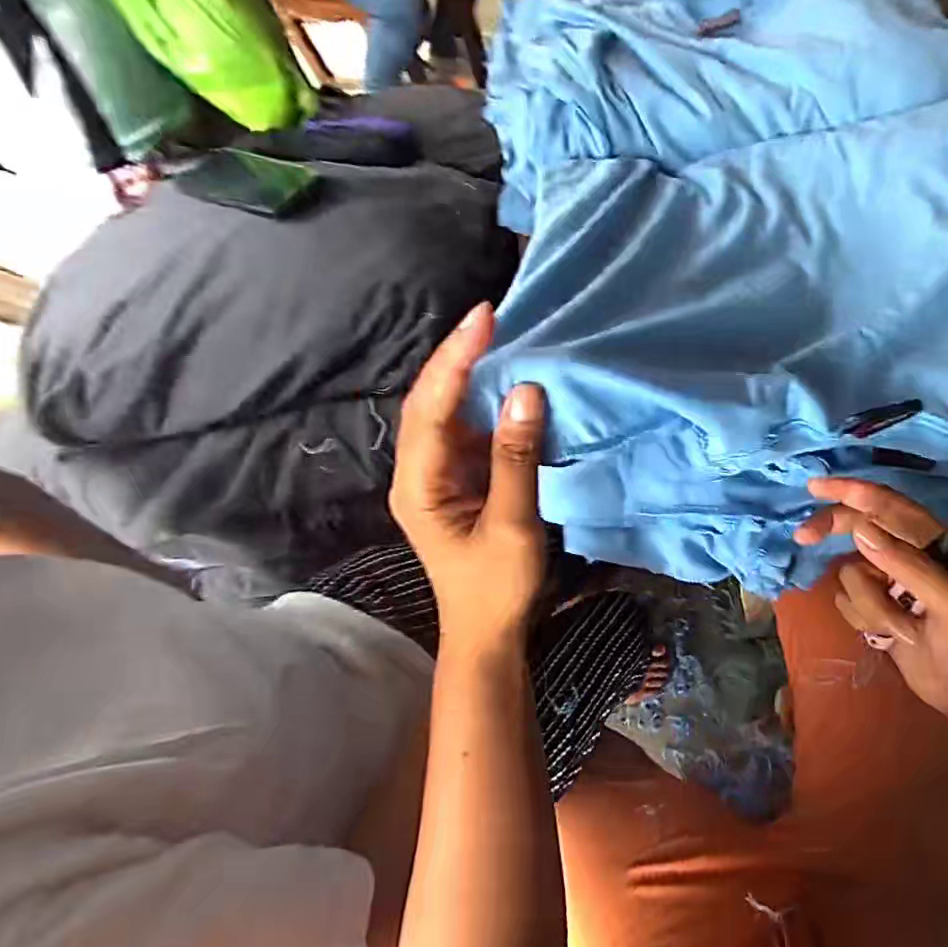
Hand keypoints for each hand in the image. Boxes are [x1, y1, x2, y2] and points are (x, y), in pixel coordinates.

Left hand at [390, 302, 549, 654]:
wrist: (488, 630)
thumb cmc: (497, 586)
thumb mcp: (513, 524)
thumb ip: (517, 458)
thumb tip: (528, 391)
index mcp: (420, 483)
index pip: (432, 408)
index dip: (456, 360)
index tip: (484, 320)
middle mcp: (419, 470)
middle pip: (430, 400)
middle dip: (457, 355)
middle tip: (491, 315)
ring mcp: (438, 473)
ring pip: (447, 410)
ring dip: (469, 373)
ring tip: (499, 335)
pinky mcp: (459, 477)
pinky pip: (468, 427)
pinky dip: (486, 400)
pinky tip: (506, 380)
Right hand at [795, 478, 947, 722]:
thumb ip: (906, 564)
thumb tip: (861, 529)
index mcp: (934, 541)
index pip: (888, 504)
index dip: (851, 491)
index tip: (815, 486)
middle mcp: (907, 553)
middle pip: (859, 527)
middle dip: (834, 533)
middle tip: (803, 537)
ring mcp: (889, 580)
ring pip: (850, 572)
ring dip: (869, 604)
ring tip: (901, 628)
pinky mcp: (874, 606)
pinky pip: (847, 599)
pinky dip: (863, 618)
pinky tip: (889, 635)